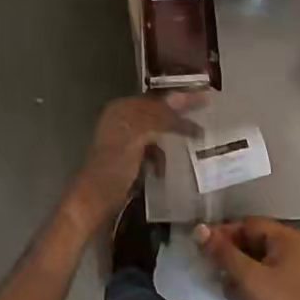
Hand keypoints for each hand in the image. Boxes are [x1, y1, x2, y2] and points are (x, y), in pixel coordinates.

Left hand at [64, 96, 196, 229]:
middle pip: (157, 111)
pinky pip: (151, 148)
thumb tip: (178, 97)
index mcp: (121, 110)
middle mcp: (122, 119)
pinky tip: (164, 169)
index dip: (180, 98)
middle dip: (180, 113)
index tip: (205, 97)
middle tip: (206, 105)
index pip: (157, 100)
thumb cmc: (111, 169)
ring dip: (172, 135)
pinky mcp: (129, 156)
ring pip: (156, 130)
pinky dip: (160, 156)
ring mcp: (125, 138)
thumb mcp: (135, 139)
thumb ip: (157, 118)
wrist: (93, 202)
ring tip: (196, 136)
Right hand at [197, 217, 299, 299]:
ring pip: (254, 262)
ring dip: (234, 271)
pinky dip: (245, 286)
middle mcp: (292, 251)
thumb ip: (224, 253)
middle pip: (251, 241)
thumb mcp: (250, 280)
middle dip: (228, 253)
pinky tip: (232, 298)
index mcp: (289, 240)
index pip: (249, 224)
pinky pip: (260, 281)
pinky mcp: (287, 296)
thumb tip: (199, 229)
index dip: (223, 232)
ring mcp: (291, 275)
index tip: (198, 246)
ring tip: (218, 284)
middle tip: (204, 265)